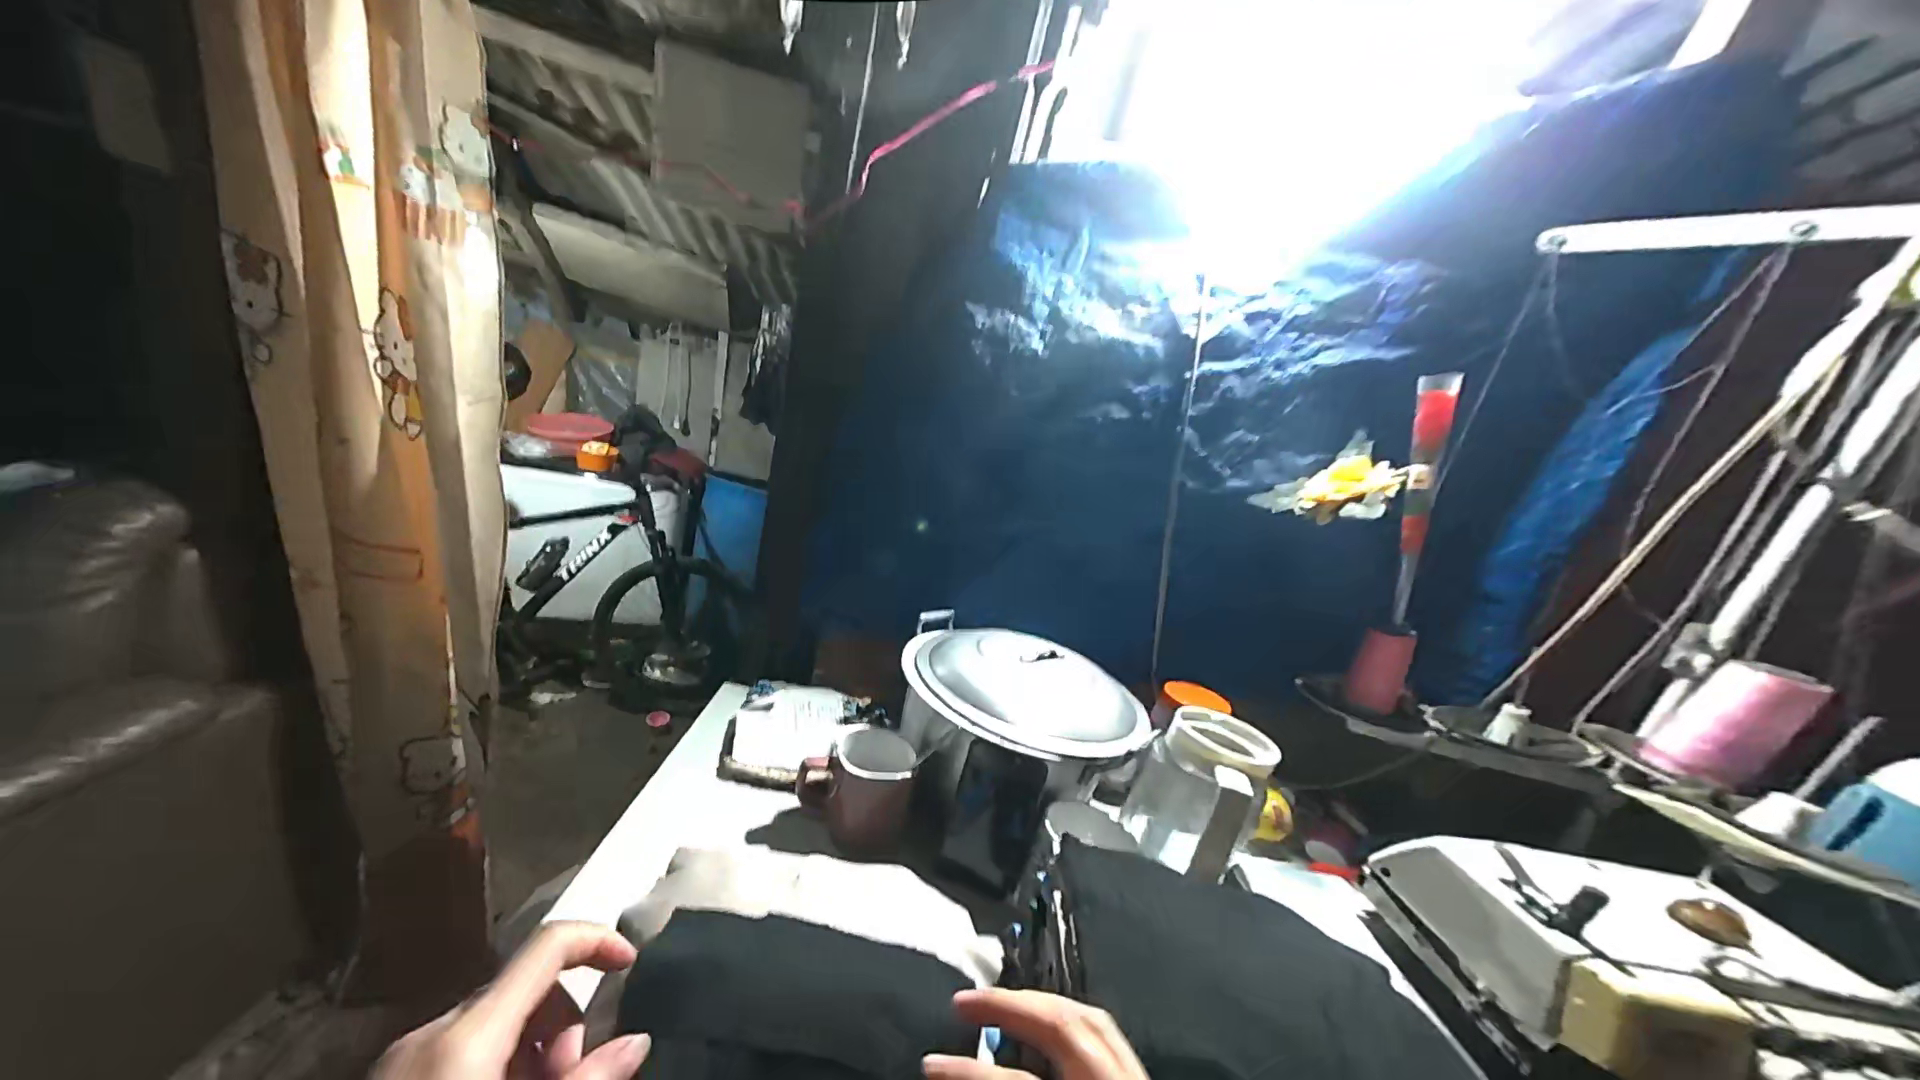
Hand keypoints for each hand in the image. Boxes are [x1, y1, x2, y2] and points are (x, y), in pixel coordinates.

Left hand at [371, 921, 650, 1079]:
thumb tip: (636, 1042)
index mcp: (466, 1034)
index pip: (548, 945)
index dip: (598, 941)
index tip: (629, 967)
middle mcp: (430, 1033)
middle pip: (526, 987)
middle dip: (563, 1024)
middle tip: (570, 1079)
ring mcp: (401, 1061)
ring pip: (496, 1019)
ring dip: (533, 1048)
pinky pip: (462, 1048)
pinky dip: (498, 1064)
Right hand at [922, 988, 1147, 1079]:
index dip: (969, 1074)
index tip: (931, 1064)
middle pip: (1062, 1029)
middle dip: (1008, 1006)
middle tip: (963, 1003)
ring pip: (1090, 1019)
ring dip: (1039, 1002)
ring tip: (1001, 1001)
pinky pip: (1107, 1033)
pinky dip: (1071, 1016)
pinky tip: (1048, 1018)